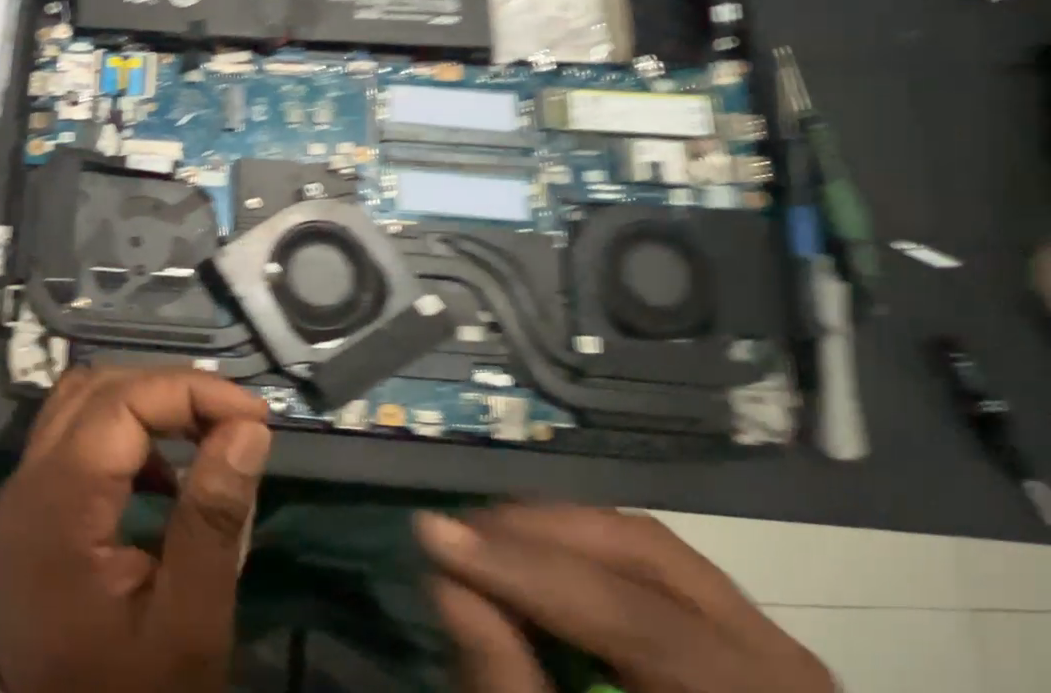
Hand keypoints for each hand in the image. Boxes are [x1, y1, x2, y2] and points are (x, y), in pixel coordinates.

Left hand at [0, 367, 272, 692]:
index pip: (121, 401)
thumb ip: (213, 520)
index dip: (189, 391)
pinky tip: (166, 473)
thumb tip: (248, 430)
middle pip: (97, 388)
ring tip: (208, 435)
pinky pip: (75, 436)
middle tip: (234, 422)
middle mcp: (28, 480)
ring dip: (146, 404)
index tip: (255, 416)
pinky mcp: (32, 507)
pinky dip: (124, 431)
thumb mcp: (187, 621)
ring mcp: (24, 491)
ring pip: (81, 403)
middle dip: (171, 389)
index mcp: (58, 503)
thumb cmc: (126, 689)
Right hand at [418, 506, 834, 692]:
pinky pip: (650, 565)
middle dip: (534, 536)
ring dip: (549, 535)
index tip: (431, 535)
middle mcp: (780, 659)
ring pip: (644, 546)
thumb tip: (446, 586)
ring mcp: (764, 638)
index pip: (632, 615)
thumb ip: (507, 686)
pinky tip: (525, 562)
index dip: (525, 571)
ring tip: (476, 543)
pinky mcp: (739, 632)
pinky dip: (578, 554)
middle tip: (450, 534)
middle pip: (643, 555)